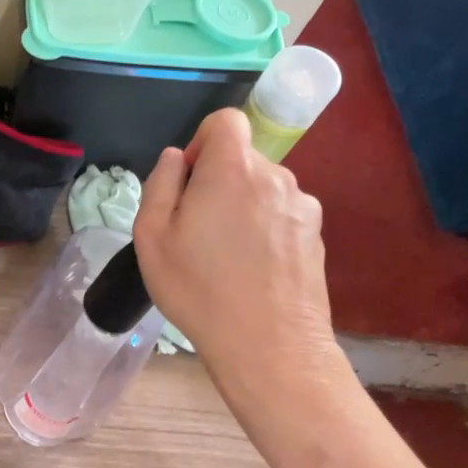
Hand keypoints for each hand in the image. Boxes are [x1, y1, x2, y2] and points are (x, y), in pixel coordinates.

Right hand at [133, 108, 342, 403]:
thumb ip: (161, 183)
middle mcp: (275, 177)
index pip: (226, 120)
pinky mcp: (316, 236)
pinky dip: (265, 231)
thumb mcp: (152, 236)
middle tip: (197, 230)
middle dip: (218, 181)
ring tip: (225, 256)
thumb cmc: (199, 289)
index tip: (189, 181)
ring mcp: (302, 207)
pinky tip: (252, 271)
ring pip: (263, 189)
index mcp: (233, 169)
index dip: (203, 142)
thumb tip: (180, 159)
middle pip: (243, 159)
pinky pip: (281, 216)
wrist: (270, 347)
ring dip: (242, 207)